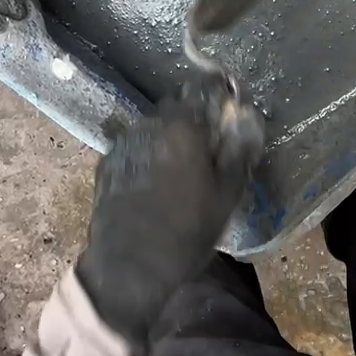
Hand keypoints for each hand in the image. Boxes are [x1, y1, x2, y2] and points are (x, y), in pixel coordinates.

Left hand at [75, 74, 264, 347]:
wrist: (129, 268)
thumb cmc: (187, 230)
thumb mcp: (227, 193)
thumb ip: (239, 148)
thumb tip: (248, 116)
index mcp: (184, 124)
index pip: (205, 88)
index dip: (218, 96)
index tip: (227, 113)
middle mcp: (151, 122)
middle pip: (177, 105)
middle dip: (192, 119)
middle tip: (204, 149)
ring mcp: (125, 141)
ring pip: (154, 125)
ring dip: (167, 136)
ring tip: (177, 169)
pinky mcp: (107, 161)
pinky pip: (135, 145)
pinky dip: (146, 154)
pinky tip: (151, 182)